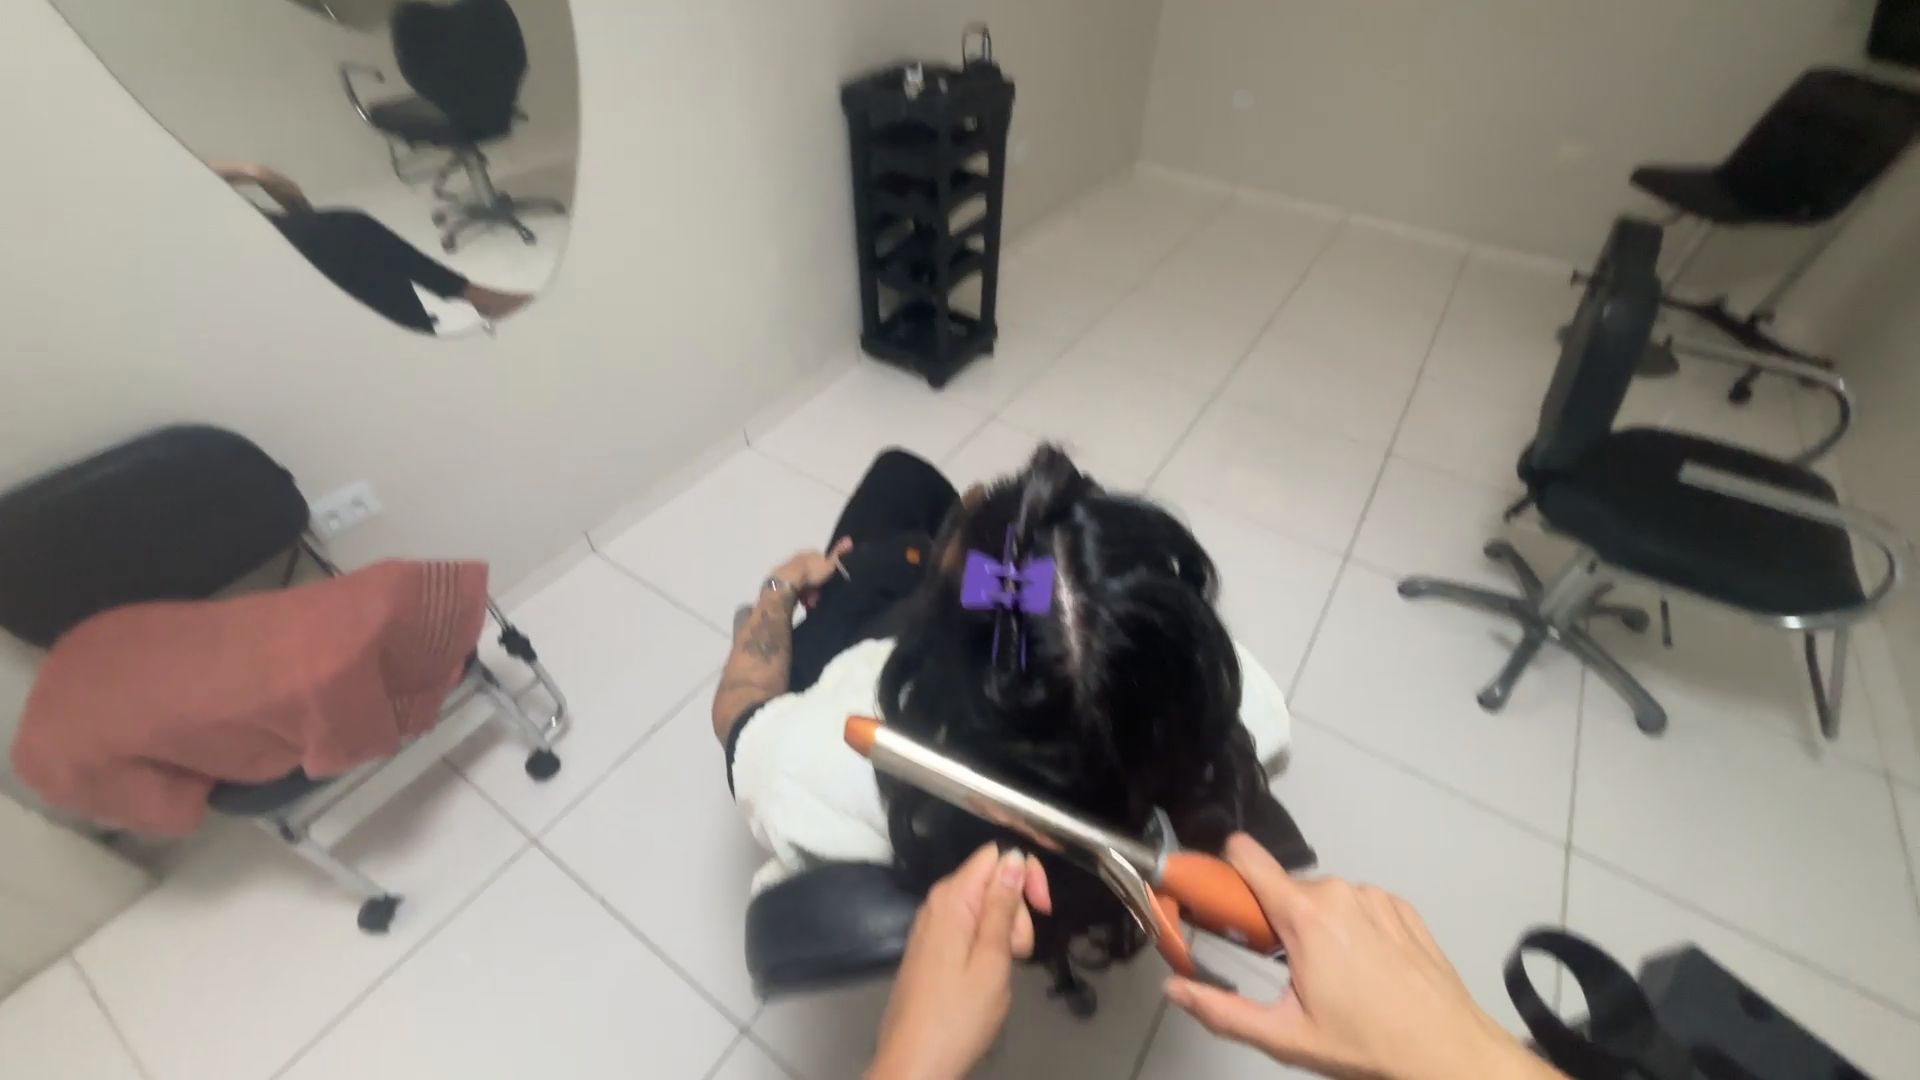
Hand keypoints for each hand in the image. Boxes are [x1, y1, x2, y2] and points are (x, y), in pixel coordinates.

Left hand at [771, 538, 852, 607]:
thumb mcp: (829, 564)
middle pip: (813, 574)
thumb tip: (849, 539)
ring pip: (804, 583)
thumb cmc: (811, 572)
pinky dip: (800, 596)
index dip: (828, 574)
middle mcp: (800, 558)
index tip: (830, 585)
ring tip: (811, 603)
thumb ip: (839, 554)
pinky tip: (803, 603)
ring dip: (809, 594)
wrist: (788, 582)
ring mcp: (790, 569)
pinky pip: (795, 590)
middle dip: (818, 587)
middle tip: (820, 597)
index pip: (823, 562)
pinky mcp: (782, 580)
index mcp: (811, 552)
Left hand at [868, 846, 1051, 1079]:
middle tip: (1019, 954)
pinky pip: (968, 924)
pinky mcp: (931, 944)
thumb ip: (1004, 906)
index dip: (1025, 874)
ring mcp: (932, 923)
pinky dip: (986, 942)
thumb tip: (1014, 858)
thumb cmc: (957, 1017)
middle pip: (991, 879)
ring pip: (983, 904)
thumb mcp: (992, 961)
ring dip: (1004, 930)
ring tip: (1003, 970)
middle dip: (1016, 909)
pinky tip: (988, 973)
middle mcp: (938, 900)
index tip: (1042, 909)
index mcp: (952, 897)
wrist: (912, 1066)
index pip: (995, 855)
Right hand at [1165, 835, 1562, 1079]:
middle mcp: (1335, 890)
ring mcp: (1373, 894)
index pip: (1245, 854)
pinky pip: (1358, 903)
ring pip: (1322, 897)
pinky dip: (1355, 927)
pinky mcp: (1401, 904)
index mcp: (1302, 913)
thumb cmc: (1366, 1048)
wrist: (1459, 1061)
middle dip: (1280, 919)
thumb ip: (1222, 1011)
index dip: (1228, 872)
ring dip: (1319, 924)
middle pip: (1284, 887)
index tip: (1230, 909)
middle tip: (1296, 969)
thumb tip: (1171, 987)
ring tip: (1343, 975)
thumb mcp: (1288, 1038)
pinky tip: (1374, 968)